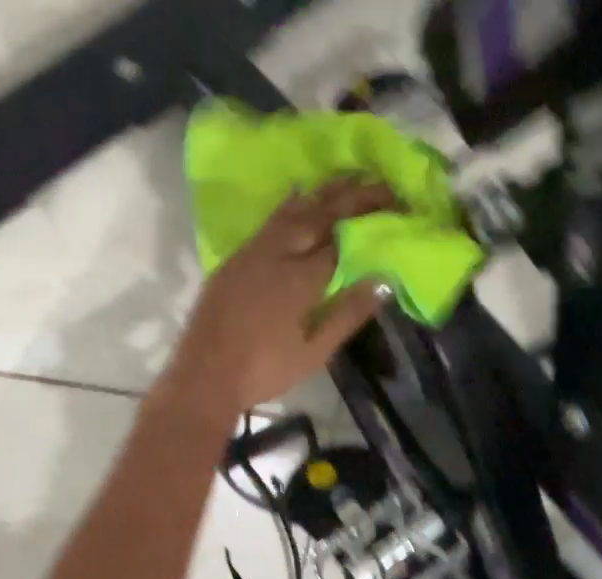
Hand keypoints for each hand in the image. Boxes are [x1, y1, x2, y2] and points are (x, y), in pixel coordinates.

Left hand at [166, 177, 396, 413]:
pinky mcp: (234, 259)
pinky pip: (269, 221)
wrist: (204, 378)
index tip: (397, 206)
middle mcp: (277, 254)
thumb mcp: (313, 353)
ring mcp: (252, 252)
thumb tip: (383, 280)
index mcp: (301, 279)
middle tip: (381, 183)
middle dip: (353, 195)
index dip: (373, 220)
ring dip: (322, 193)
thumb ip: (348, 314)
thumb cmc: (263, 372)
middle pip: (320, 214)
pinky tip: (300, 197)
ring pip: (292, 211)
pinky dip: (291, 205)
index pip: (344, 239)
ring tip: (347, 178)